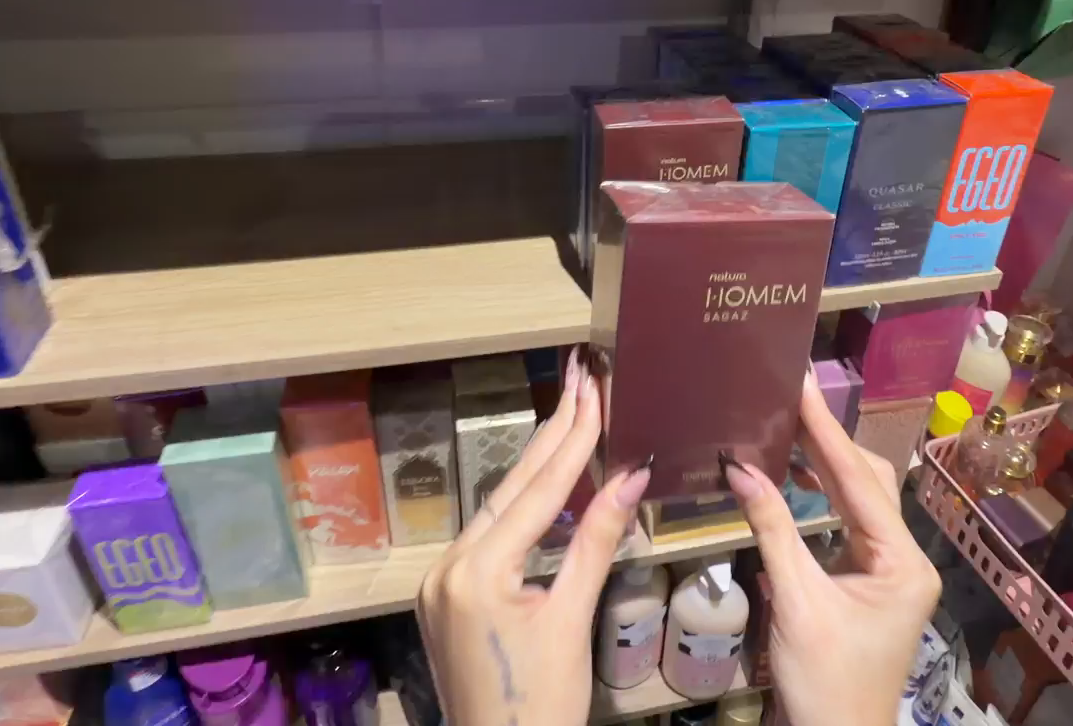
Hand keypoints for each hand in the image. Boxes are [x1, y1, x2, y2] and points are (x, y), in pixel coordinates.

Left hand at [416, 357, 651, 725]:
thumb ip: (596, 542)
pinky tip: (544, 478)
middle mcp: (449, 562)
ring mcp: (441, 576)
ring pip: (499, 505)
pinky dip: (522, 503)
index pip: (539, 491)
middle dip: (552, 431)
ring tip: (569, 413)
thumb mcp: (572, 621)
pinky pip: (490, 531)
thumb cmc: (542, 704)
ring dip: (538, 463)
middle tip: (579, 378)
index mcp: (478, 570)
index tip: (595, 392)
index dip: (574, 440)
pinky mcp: (445, 590)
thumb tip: (632, 475)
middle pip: (513, 486)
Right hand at [724, 372, 940, 725]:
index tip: (802, 386)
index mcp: (901, 562)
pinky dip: (823, 488)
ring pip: (860, 493)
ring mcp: (890, 565)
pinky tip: (796, 470)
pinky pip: (849, 514)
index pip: (859, 481)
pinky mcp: (871, 573)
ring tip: (789, 421)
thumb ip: (771, 528)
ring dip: (825, 459)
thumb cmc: (824, 682)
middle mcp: (904, 555)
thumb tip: (737, 466)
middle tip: (792, 394)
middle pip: (866, 479)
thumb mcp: (796, 602)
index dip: (826, 431)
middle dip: (828, 437)